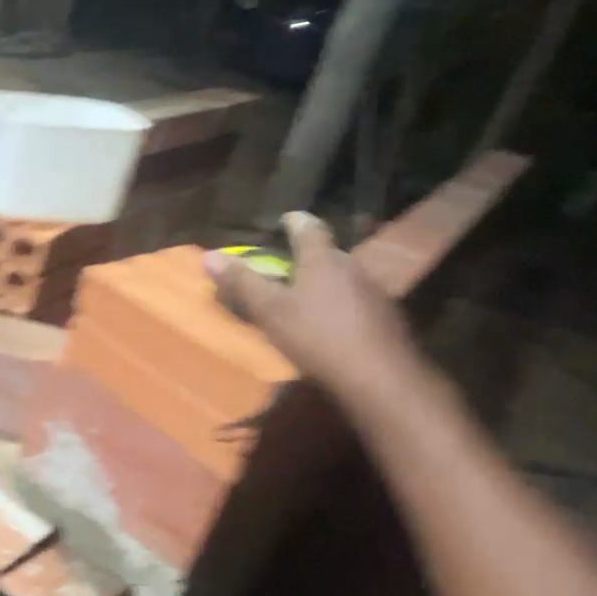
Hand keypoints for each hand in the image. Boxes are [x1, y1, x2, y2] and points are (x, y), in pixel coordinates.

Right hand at [206, 212, 420, 398]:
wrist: (377, 375)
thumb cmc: (316, 337)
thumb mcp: (269, 311)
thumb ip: (242, 283)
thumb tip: (210, 255)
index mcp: (321, 259)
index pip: (308, 227)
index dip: (295, 221)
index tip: (285, 220)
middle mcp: (352, 265)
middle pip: (328, 252)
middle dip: (309, 256)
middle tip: (290, 267)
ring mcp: (374, 290)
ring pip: (345, 277)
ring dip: (327, 282)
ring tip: (310, 298)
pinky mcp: (387, 315)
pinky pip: (359, 301)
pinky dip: (343, 306)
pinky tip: (335, 325)